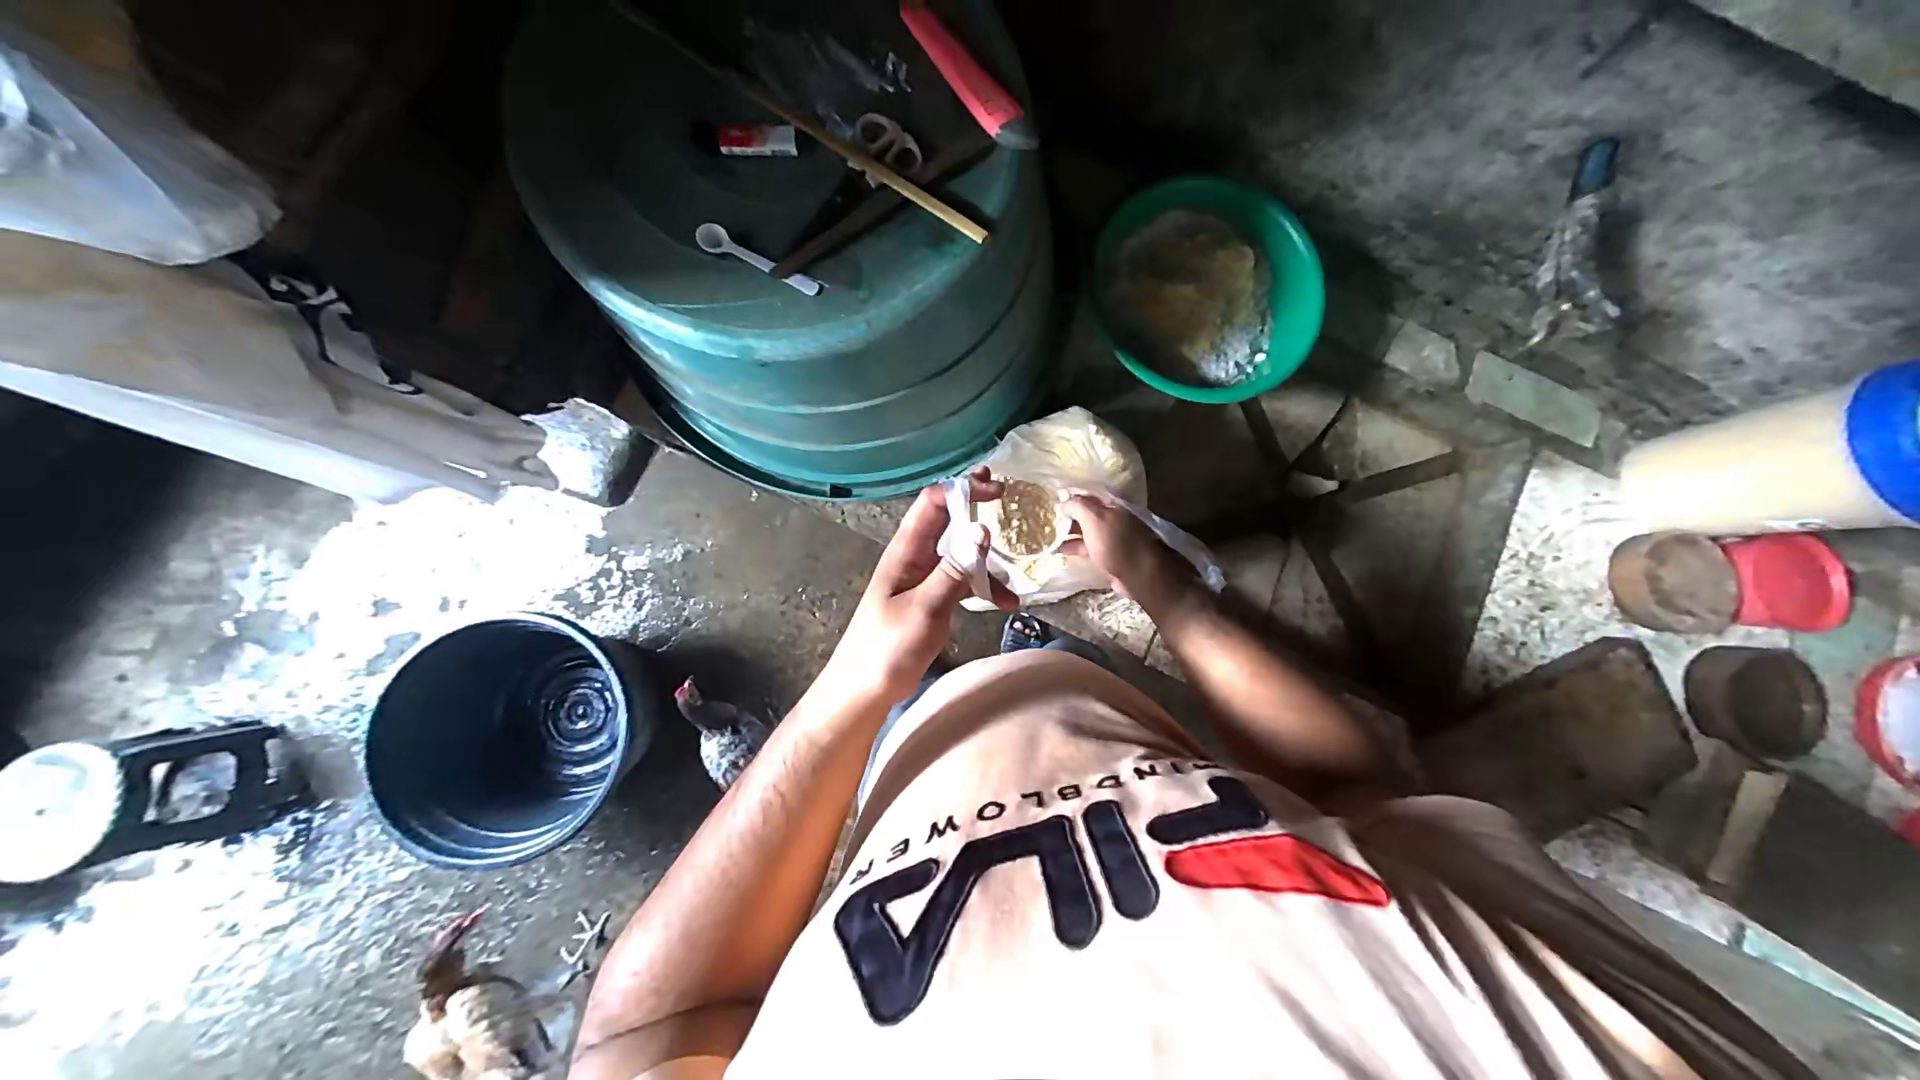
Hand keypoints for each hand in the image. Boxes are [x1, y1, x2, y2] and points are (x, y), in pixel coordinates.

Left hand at [821, 469, 1017, 705]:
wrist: (863, 691)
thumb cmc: (886, 649)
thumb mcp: (925, 609)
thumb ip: (955, 571)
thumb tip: (983, 531)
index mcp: (906, 552)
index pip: (933, 503)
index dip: (964, 489)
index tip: (997, 490)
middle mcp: (914, 558)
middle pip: (946, 519)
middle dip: (974, 505)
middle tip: (1006, 494)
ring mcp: (922, 579)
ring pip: (959, 553)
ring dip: (987, 559)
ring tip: (1016, 569)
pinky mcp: (931, 600)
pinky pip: (961, 581)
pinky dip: (983, 587)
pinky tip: (1005, 603)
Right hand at [1062, 495, 1203, 616]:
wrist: (1140, 574)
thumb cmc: (1116, 543)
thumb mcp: (1094, 519)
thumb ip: (1078, 506)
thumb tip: (1063, 500)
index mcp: (1110, 506)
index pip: (1085, 497)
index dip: (1068, 498)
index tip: (1049, 502)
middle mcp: (1112, 519)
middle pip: (1085, 515)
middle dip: (1066, 517)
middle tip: (1044, 521)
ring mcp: (1112, 539)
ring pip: (1086, 533)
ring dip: (1068, 534)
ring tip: (1048, 538)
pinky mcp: (1111, 557)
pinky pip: (1089, 549)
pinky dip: (1076, 549)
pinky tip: (1062, 552)